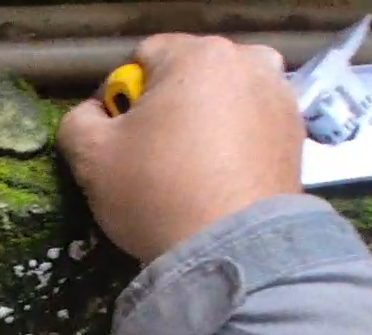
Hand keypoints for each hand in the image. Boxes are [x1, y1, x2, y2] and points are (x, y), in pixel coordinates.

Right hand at [57, 35, 304, 261]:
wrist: (226, 241)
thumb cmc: (152, 190)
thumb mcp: (89, 158)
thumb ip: (77, 122)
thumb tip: (90, 114)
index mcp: (196, 56)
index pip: (140, 57)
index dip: (115, 97)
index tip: (109, 139)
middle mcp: (247, 58)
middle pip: (184, 77)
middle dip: (160, 109)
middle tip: (143, 158)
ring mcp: (279, 91)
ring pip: (218, 99)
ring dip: (196, 122)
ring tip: (181, 168)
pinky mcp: (294, 127)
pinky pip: (246, 123)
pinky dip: (226, 142)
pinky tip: (210, 178)